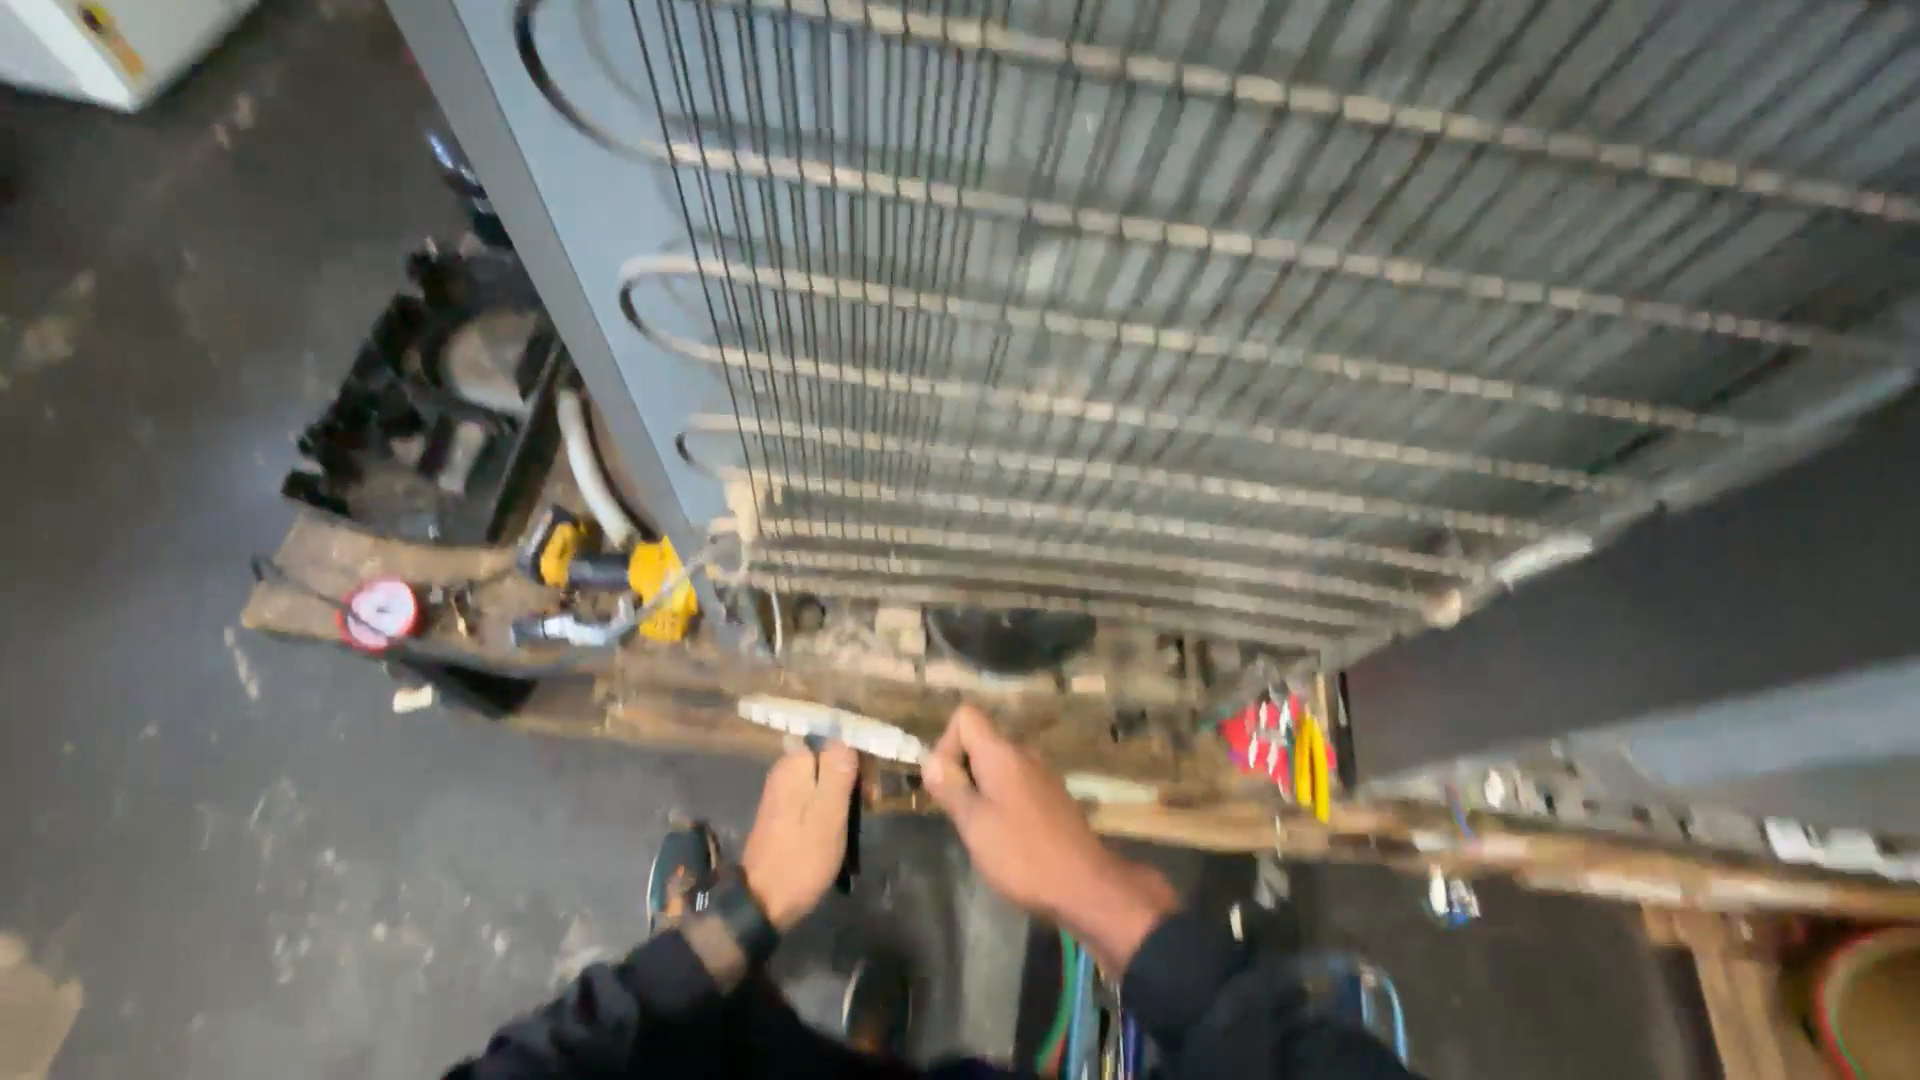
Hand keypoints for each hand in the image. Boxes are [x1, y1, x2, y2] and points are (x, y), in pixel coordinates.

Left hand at [738, 742, 858, 930]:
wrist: (764, 902)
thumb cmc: (802, 858)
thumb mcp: (829, 814)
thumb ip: (838, 772)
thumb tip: (846, 736)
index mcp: (795, 763)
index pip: (836, 739)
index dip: (860, 757)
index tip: (872, 787)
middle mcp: (785, 769)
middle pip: (830, 755)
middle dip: (854, 774)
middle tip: (869, 804)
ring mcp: (783, 790)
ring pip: (825, 775)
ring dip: (845, 789)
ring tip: (858, 816)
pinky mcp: (784, 809)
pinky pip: (815, 792)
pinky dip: (832, 801)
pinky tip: (841, 822)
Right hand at [921, 705, 1176, 971]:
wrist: (1085, 886)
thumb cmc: (1022, 854)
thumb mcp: (974, 824)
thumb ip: (951, 787)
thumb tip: (932, 760)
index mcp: (1003, 753)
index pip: (966, 716)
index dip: (946, 743)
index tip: (948, 784)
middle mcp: (1024, 754)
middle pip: (981, 742)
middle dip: (961, 771)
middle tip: (961, 815)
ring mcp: (1042, 776)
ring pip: (998, 766)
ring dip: (981, 790)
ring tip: (982, 830)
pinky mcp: (1053, 798)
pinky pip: (1016, 785)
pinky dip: (1002, 801)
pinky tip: (1007, 838)